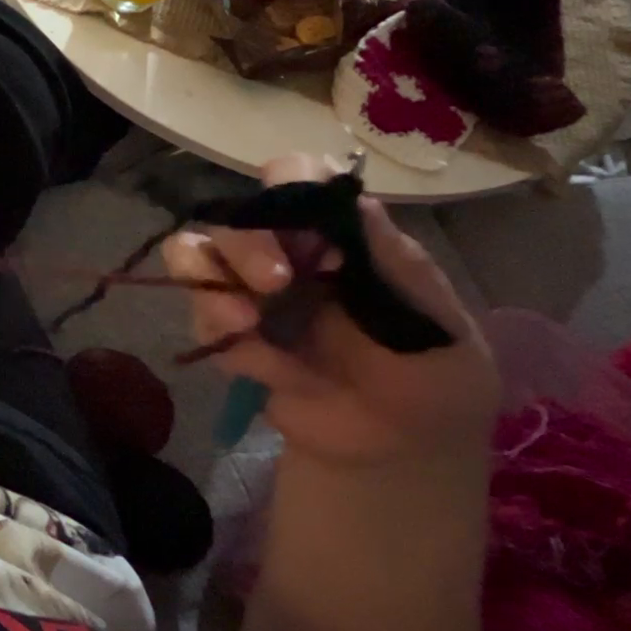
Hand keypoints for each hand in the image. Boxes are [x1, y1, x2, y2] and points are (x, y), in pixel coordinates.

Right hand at [163, 154, 498, 467]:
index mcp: (336, 235)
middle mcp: (283, 250)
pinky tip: (271, 372)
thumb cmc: (432, 379)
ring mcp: (245, 289)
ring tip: (245, 326)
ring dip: (212, 285)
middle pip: (235, 219)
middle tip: (274, 284)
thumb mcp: (436, 322)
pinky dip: (230, 341)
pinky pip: (199, 315)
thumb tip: (349, 200)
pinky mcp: (222, 330)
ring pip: (193, 254)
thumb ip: (394, 264)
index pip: (296, 179)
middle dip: (246, 246)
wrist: (396, 452)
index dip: (286, 184)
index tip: (299, 221)